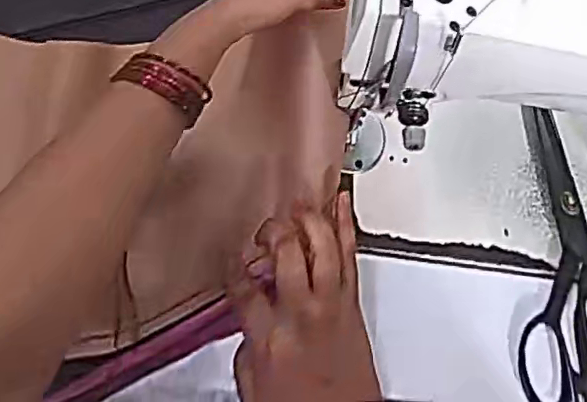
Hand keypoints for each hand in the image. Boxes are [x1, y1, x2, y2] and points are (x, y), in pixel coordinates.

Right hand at [229, 192, 380, 401]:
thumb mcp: (256, 391)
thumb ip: (249, 349)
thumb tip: (249, 322)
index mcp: (270, 338)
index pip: (245, 288)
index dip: (235, 268)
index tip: (234, 258)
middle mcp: (301, 313)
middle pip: (284, 251)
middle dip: (272, 232)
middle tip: (267, 230)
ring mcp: (330, 303)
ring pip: (320, 242)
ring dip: (307, 218)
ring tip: (298, 206)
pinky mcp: (352, 301)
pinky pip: (349, 253)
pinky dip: (344, 223)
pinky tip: (339, 202)